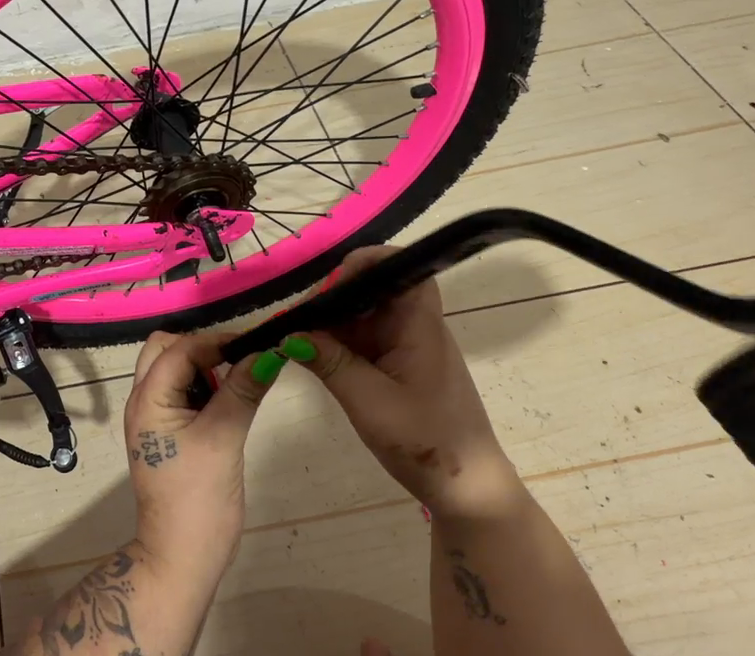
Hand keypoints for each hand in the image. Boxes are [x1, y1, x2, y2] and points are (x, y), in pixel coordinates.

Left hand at [122, 331, 279, 575]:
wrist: (181, 557)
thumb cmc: (199, 498)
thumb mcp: (224, 439)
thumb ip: (243, 391)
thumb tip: (269, 352)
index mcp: (147, 398)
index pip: (179, 348)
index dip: (216, 341)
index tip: (255, 345)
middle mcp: (142, 401)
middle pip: (165, 350)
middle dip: (202, 347)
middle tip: (240, 362)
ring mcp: (152, 418)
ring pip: (172, 370)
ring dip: (202, 366)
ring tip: (237, 382)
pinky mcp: (165, 434)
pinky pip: (179, 394)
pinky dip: (201, 388)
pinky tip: (228, 402)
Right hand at [294, 246, 523, 520]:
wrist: (467, 493)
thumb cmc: (427, 442)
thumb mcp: (369, 403)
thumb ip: (328, 363)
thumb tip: (287, 334)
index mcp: (420, 327)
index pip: (404, 268)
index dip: (369, 261)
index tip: (331, 282)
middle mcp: (414, 329)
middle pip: (375, 289)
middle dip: (335, 294)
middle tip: (300, 315)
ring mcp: (405, 349)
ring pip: (365, 315)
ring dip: (332, 320)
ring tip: (296, 333)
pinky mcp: (397, 369)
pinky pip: (364, 340)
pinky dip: (337, 342)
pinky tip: (312, 352)